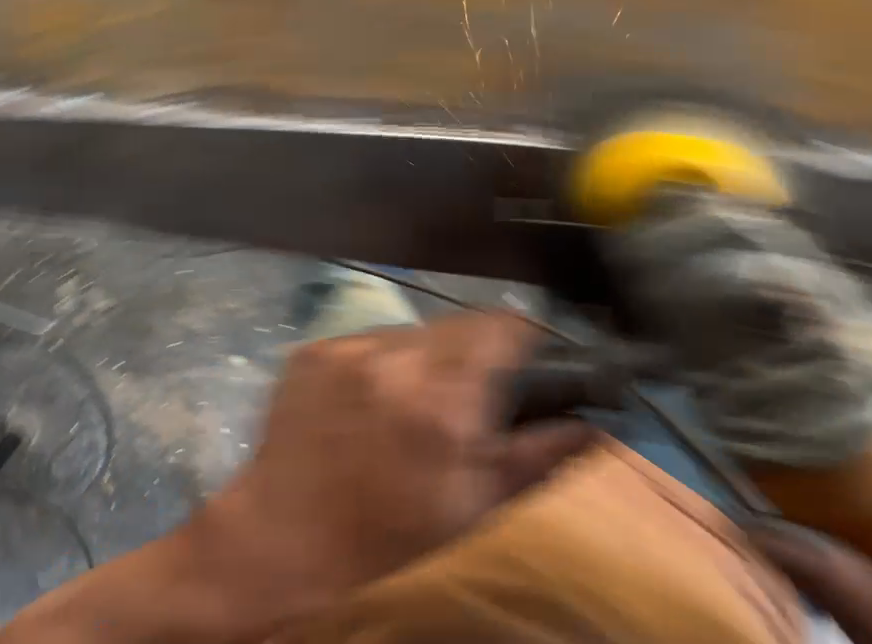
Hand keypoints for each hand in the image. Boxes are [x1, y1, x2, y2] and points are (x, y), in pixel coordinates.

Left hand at [191, 313, 596, 608]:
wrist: (281, 545)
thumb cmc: (388, 544)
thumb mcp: (477, 511)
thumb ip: (538, 457)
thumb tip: (591, 423)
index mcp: (440, 397)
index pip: (501, 325)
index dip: (527, 340)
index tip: (535, 363)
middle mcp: (389, 357)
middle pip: (454, 326)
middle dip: (475, 355)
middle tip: (477, 398)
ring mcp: (341, 349)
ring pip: (407, 334)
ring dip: (424, 361)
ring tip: (418, 408)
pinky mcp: (308, 352)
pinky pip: (363, 344)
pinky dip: (380, 367)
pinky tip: (373, 405)